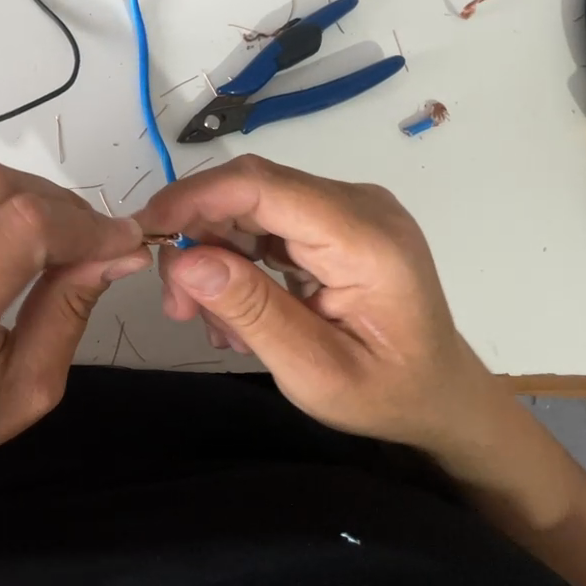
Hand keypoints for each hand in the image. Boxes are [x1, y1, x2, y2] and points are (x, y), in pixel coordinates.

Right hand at [135, 155, 500, 456]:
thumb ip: (253, 312)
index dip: (194, 198)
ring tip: (202, 316)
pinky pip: (259, 220)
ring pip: (245, 205)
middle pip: (247, 190)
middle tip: (174, 301)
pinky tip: (228, 304)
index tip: (145, 232)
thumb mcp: (317, 373)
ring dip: (208, 252)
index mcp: (367, 239)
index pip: (262, 186)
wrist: (440, 399)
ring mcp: (344, 209)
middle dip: (194, 235)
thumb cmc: (389, 396)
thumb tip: (184, 260)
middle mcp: (356, 205)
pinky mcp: (329, 220)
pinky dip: (230, 256)